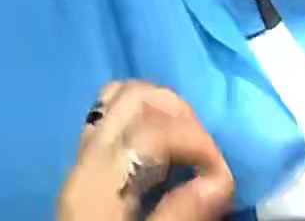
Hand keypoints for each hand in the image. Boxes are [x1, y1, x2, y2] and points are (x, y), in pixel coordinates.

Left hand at [56, 82, 233, 220]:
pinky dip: (137, 111)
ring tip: (186, 140)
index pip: (156, 132)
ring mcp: (80, 158)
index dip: (198, 146)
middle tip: (207, 155)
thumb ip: (181, 217)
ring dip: (160, 106)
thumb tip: (221, 180)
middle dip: (182, 116)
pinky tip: (158, 136)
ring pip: (120, 95)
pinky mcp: (81, 165)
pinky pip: (107, 112)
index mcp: (98, 185)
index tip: (224, 179)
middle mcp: (86, 160)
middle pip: (137, 100)